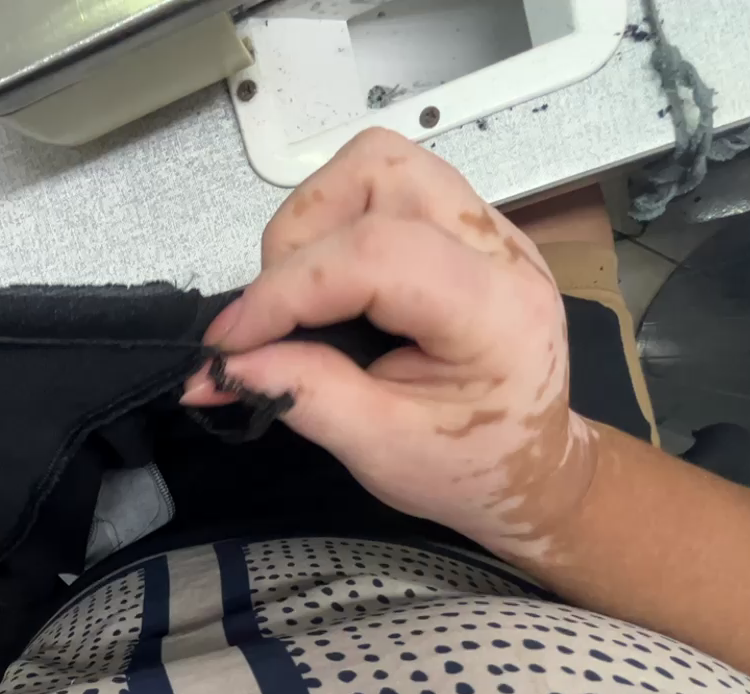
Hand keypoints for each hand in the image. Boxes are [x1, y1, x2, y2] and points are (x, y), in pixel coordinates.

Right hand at [183, 129, 596, 561]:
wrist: (529, 469)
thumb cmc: (465, 470)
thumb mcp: (377, 449)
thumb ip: (301, 396)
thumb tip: (221, 368)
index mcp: (493, 310)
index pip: (373, 255)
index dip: (282, 292)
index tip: (227, 346)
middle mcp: (496, 245)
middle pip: (373, 173)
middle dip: (296, 243)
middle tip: (275, 321)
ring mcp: (482, 227)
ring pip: (373, 166)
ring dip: (311, 226)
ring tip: (299, 302)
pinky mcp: (459, 230)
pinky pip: (381, 191)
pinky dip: (331, 230)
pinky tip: (328, 292)